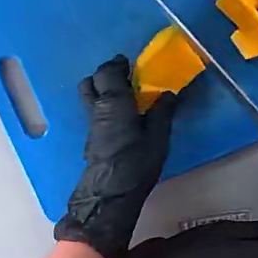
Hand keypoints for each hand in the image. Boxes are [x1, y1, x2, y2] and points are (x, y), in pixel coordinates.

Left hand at [54, 56, 178, 257]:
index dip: (118, 64)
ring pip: (89, 97)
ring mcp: (91, 124)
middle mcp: (98, 108)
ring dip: (102, 91)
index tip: (129, 63)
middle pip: (90, 82)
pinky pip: (94, 112)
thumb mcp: (158, 137)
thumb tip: (168, 93)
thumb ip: (162, 112)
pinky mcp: (91, 138)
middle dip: (104, 75)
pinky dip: (104, 107)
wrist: (109, 194)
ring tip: (124, 96)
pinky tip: (121, 117)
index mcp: (114, 102)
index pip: (107, 72)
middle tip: (124, 77)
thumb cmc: (136, 163)